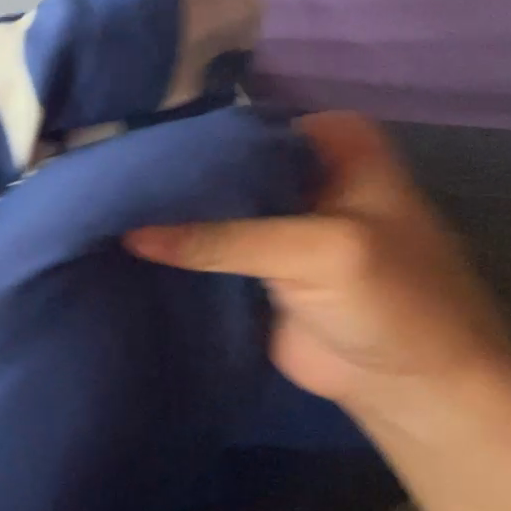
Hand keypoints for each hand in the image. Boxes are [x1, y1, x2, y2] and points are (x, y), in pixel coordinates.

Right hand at [124, 111, 510, 422]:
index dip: (197, 132)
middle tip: (107, 177)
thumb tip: (127, 234)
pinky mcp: (246, 268)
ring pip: (205, 206)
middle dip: (169, 173)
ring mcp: (272, 225)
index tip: (137, 144)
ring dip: (161, 214)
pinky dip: (163, 249)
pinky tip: (115, 242)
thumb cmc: (393, 302)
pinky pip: (196, 249)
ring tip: (99, 207)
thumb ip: (218, 238)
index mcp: (336, 150)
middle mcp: (300, 178)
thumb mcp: (314, 252)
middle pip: (220, 162)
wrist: (411, 388)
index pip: (250, 123)